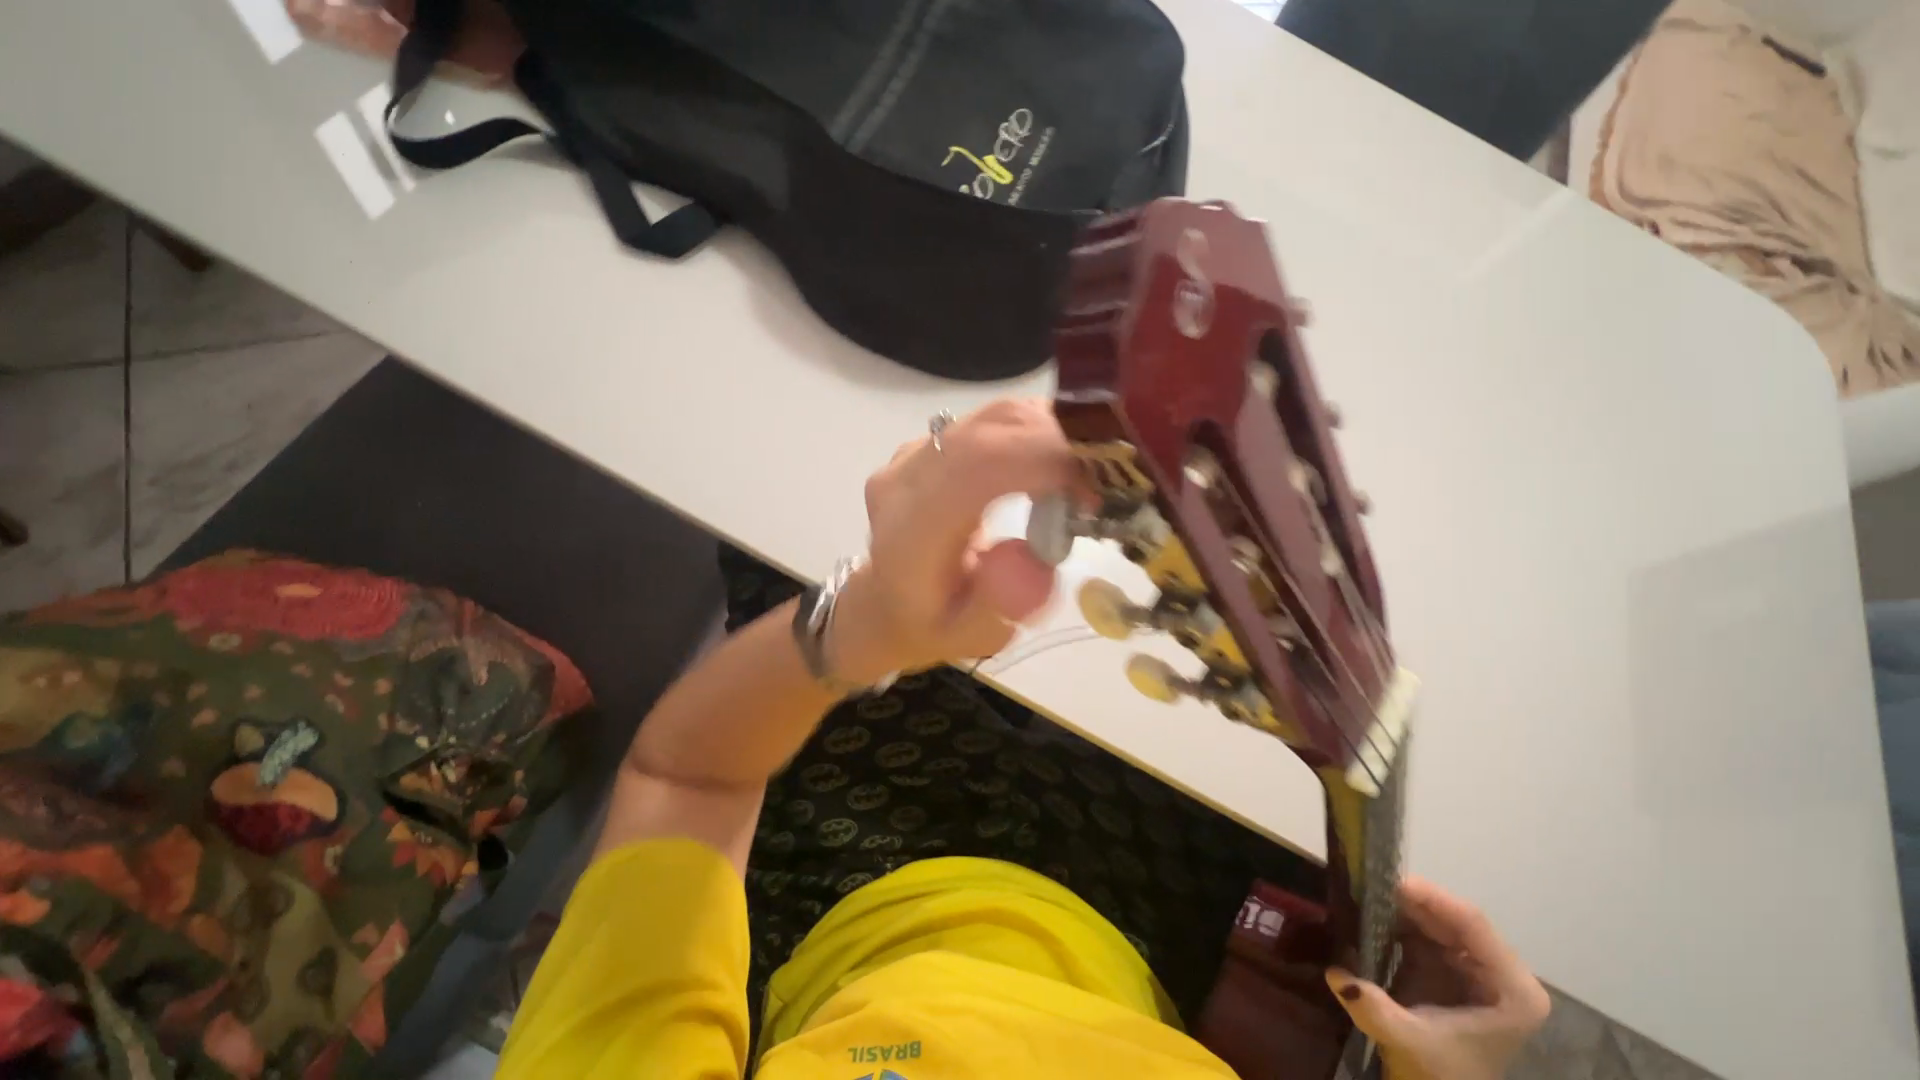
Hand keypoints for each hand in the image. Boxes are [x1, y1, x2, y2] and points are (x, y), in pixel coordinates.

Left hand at [828, 400, 1080, 682]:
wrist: (885, 601)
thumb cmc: (930, 626)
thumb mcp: (969, 637)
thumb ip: (997, 606)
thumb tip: (1034, 562)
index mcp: (910, 531)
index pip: (973, 467)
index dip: (1040, 461)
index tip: (1095, 487)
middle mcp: (906, 478)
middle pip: (988, 430)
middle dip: (1062, 441)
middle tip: (1116, 471)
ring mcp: (916, 453)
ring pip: (994, 417)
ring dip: (1056, 432)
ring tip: (1098, 468)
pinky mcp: (933, 443)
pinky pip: (993, 421)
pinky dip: (1039, 431)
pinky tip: (1067, 459)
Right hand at [1326, 877, 1549, 1079]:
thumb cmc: (1440, 1079)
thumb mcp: (1409, 1044)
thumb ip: (1376, 1009)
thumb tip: (1335, 972)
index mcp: (1513, 991)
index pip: (1473, 926)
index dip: (1433, 899)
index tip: (1392, 882)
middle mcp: (1501, 973)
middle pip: (1454, 920)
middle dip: (1411, 902)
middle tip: (1366, 885)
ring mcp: (1475, 969)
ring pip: (1437, 923)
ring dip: (1400, 909)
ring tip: (1362, 895)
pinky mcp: (1450, 970)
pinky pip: (1424, 934)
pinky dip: (1396, 924)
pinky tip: (1369, 916)